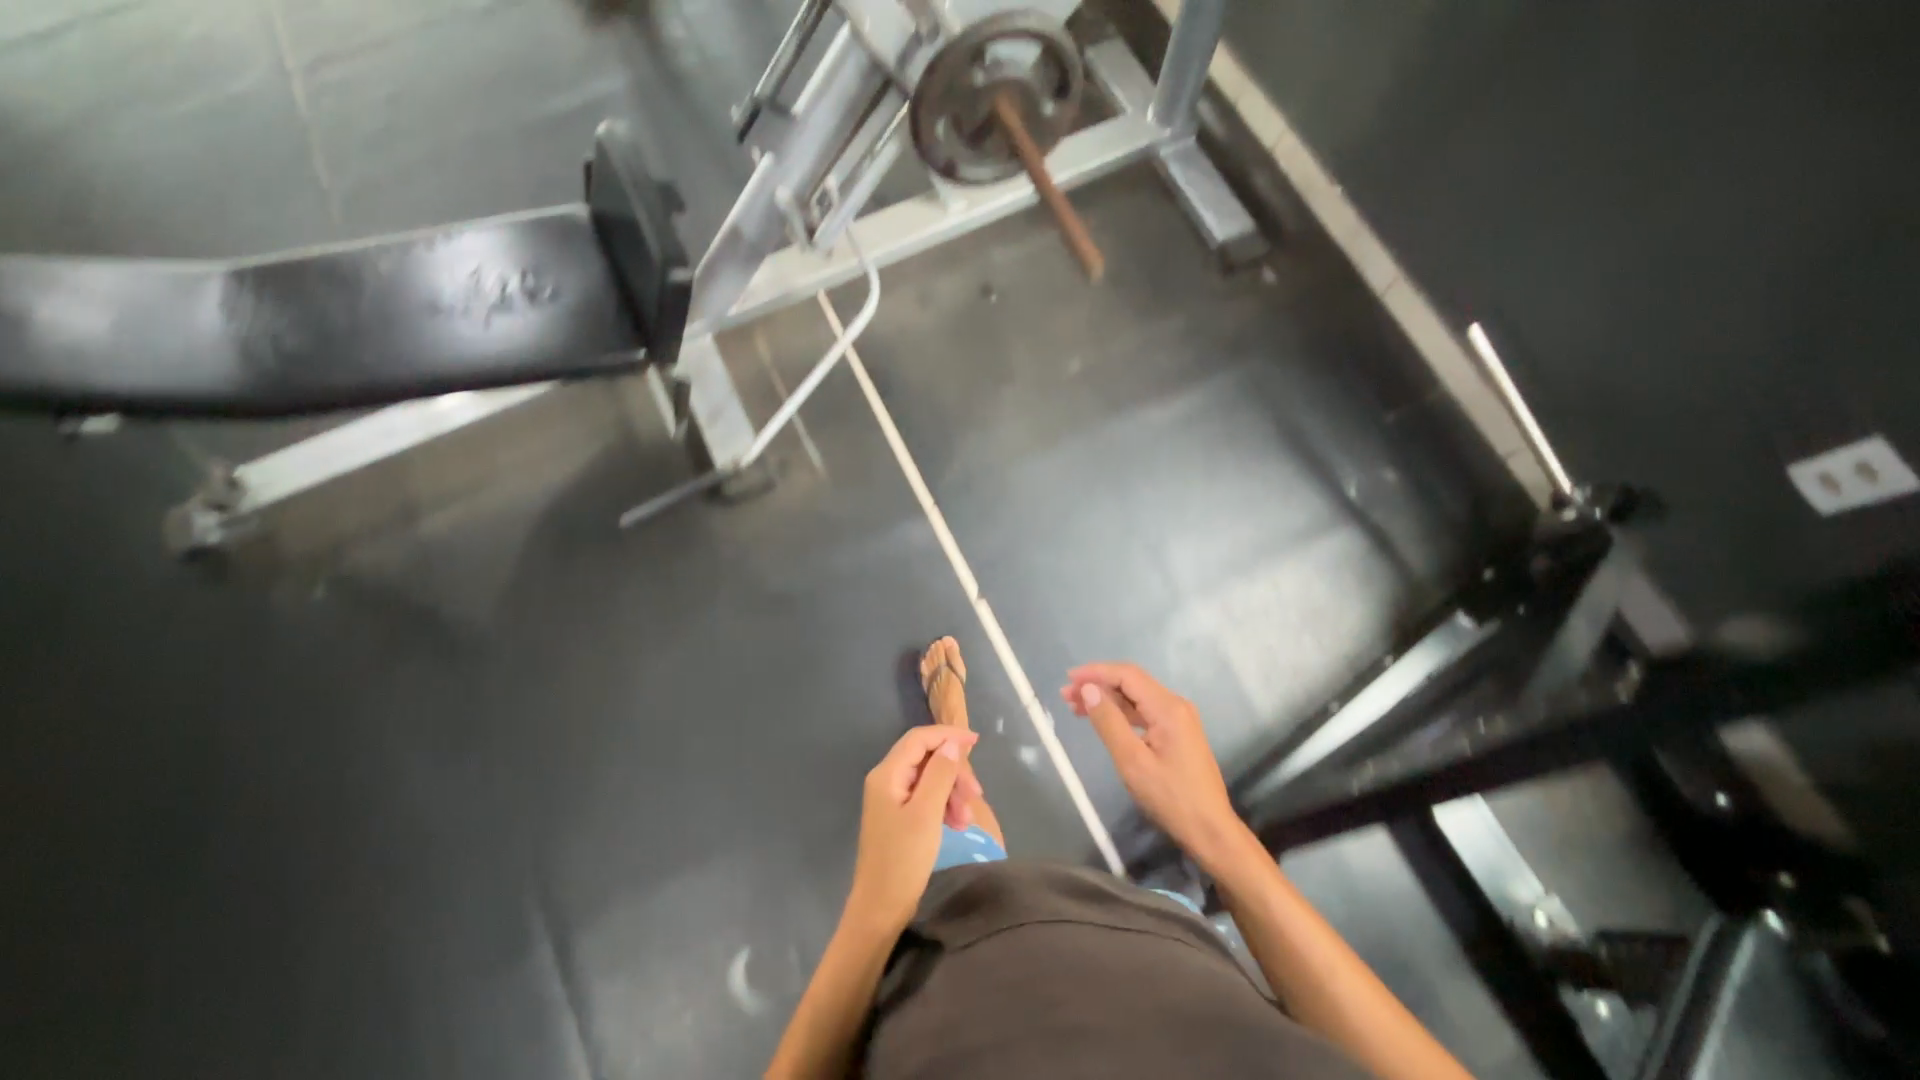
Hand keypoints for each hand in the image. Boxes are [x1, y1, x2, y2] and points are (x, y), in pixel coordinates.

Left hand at [848, 726, 977, 931]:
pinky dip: (944, 807)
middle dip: (953, 773)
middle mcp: (886, 781)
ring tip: (966, 820)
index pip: (919, 739)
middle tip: (976, 796)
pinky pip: (925, 799)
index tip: (977, 743)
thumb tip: (951, 743)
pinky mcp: (898, 818)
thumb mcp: (927, 813)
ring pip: (929, 780)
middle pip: (926, 759)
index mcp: (887, 775)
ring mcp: (891, 800)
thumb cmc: (903, 859)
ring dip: (952, 793)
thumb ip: (939, 774)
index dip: (947, 736)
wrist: (880, 907)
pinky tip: (957, 825)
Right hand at [1061, 663, 1246, 867]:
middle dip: (1098, 684)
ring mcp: (1179, 719)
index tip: (1068, 679)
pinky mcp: (1178, 733)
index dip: (1096, 672)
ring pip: (1137, 697)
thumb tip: (1088, 689)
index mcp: (1168, 708)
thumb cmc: (1170, 797)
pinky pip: (1145, 712)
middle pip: (1132, 683)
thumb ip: (1109, 722)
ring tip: (1076, 707)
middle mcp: (1176, 705)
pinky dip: (1121, 712)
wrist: (1209, 828)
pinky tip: (1103, 720)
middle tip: (1066, 696)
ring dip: (1107, 698)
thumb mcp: (1132, 761)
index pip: (1127, 675)